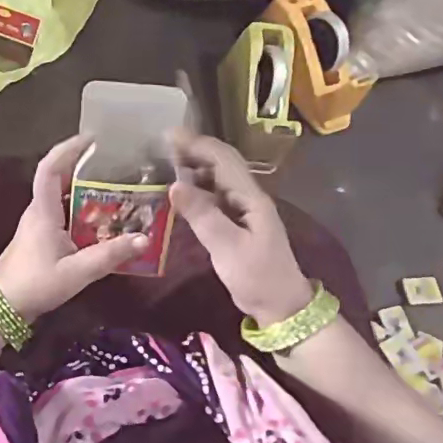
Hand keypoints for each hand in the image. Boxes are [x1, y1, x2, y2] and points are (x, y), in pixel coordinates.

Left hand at [0, 134, 148, 318]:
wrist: (3, 305)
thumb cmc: (35, 284)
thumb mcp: (76, 272)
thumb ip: (110, 255)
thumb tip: (144, 238)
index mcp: (43, 211)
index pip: (50, 168)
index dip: (68, 148)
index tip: (92, 138)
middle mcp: (39, 211)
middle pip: (59, 177)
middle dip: (85, 165)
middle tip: (116, 163)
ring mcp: (38, 223)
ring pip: (62, 195)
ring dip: (85, 188)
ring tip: (117, 186)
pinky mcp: (40, 236)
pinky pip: (63, 212)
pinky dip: (82, 208)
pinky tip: (103, 218)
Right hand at [169, 130, 313, 326]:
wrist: (281, 306)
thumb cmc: (257, 277)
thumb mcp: (227, 248)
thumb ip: (202, 215)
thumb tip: (174, 185)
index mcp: (250, 198)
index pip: (223, 159)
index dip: (197, 144)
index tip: (168, 135)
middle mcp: (248, 198)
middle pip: (221, 164)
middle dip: (194, 151)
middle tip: (161, 146)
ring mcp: (243, 211)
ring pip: (217, 180)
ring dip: (193, 168)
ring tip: (164, 166)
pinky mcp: (236, 225)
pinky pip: (214, 198)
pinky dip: (196, 190)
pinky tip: (178, 194)